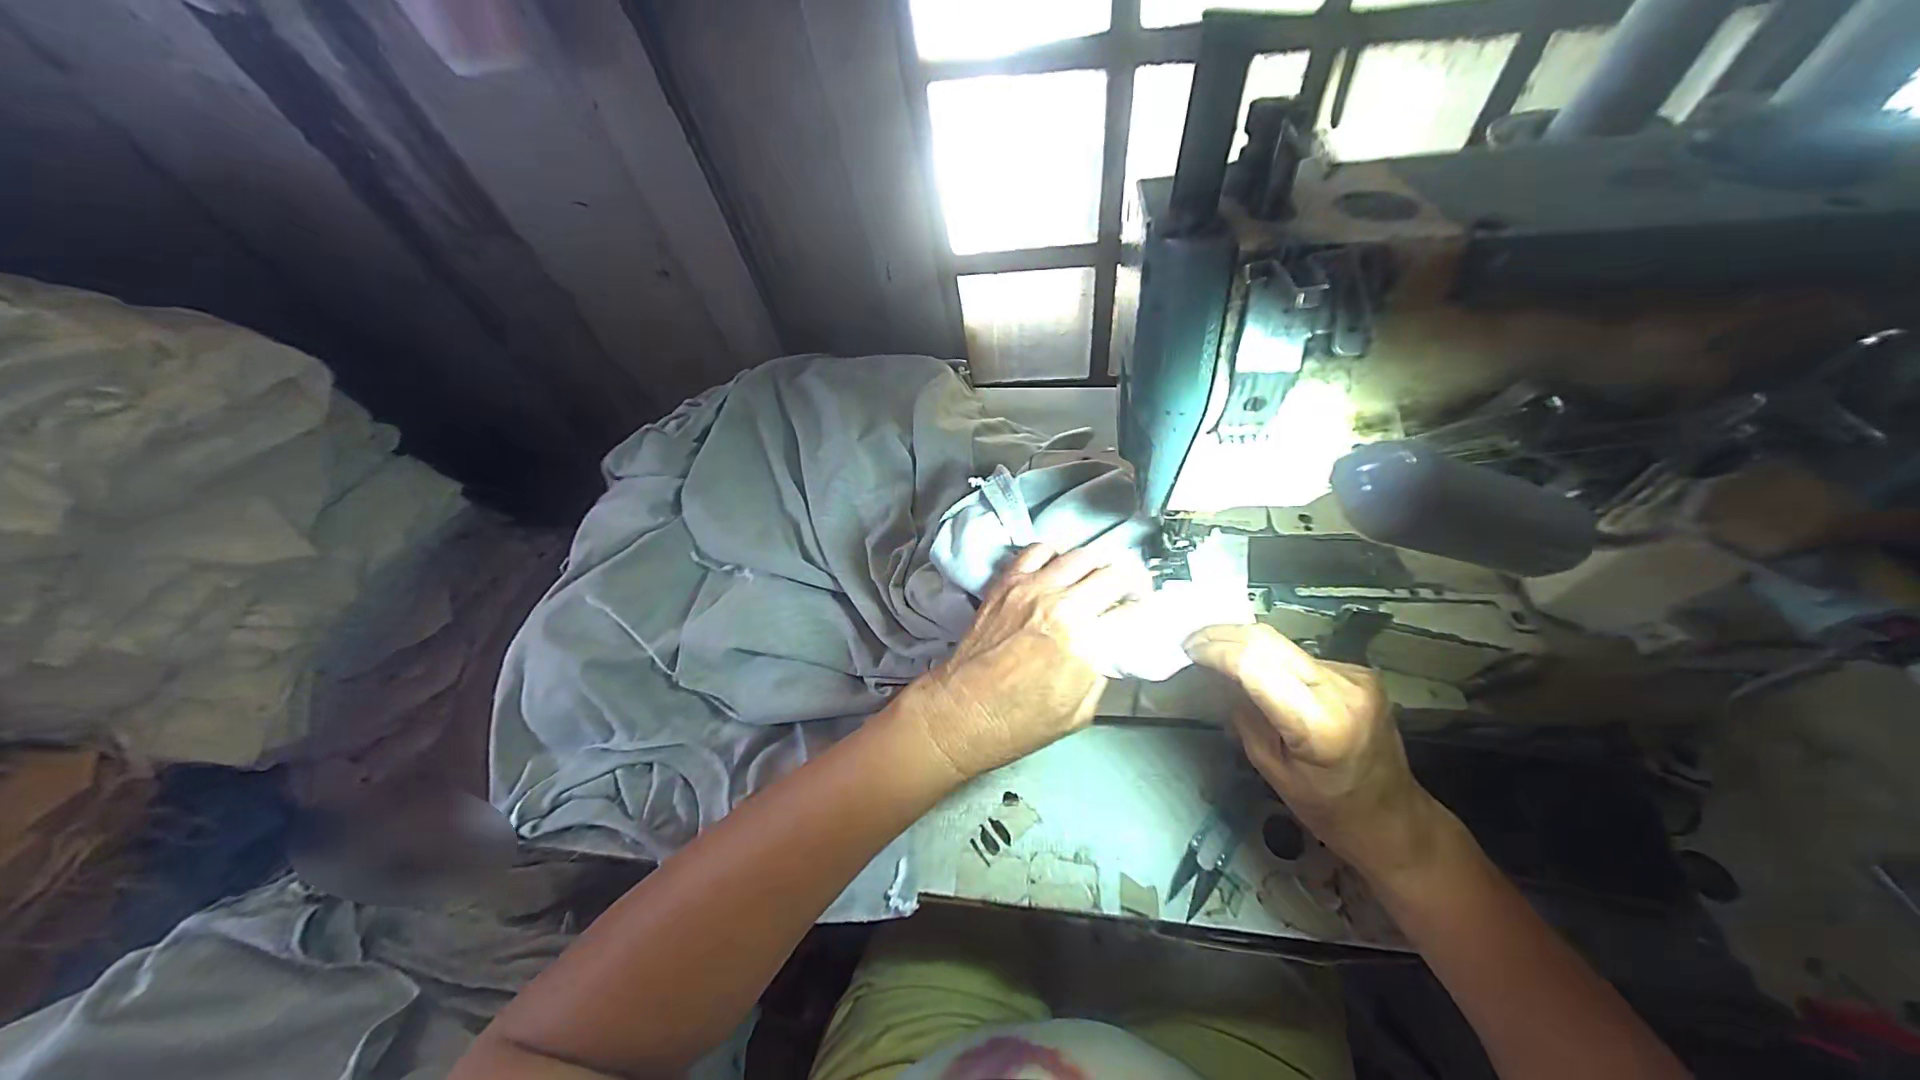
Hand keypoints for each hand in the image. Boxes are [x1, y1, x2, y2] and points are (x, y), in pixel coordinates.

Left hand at [901, 544, 1147, 780]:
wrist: (961, 712)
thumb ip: (1102, 672)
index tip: (1147, 614)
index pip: (1133, 611)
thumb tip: (1112, 647)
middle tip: (1132, 593)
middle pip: (1114, 574)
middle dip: (1132, 583)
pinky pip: (1039, 550)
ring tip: (1101, 578)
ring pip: (1082, 555)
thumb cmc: (1016, 723)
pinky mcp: (1007, 583)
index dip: (1147, 612)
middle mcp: (1060, 607)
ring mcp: (1031, 589)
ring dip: (1100, 565)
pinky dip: (1057, 555)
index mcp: (1084, 643)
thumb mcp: (1079, 711)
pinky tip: (1061, 568)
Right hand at [1183, 623, 1452, 883]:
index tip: (1187, 650)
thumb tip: (1217, 676)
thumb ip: (1244, 716)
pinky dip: (1270, 657)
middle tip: (1191, 641)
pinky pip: (1300, 656)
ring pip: (1283, 644)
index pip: (1256, 665)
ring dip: (1245, 644)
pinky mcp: (1357, 672)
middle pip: (1269, 641)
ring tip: (1213, 652)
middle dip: (1223, 635)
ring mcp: (1354, 675)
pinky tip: (1255, 669)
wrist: (1393, 817)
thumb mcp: (1271, 768)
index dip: (1216, 650)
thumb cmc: (1328, 808)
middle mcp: (1342, 689)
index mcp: (1320, 723)